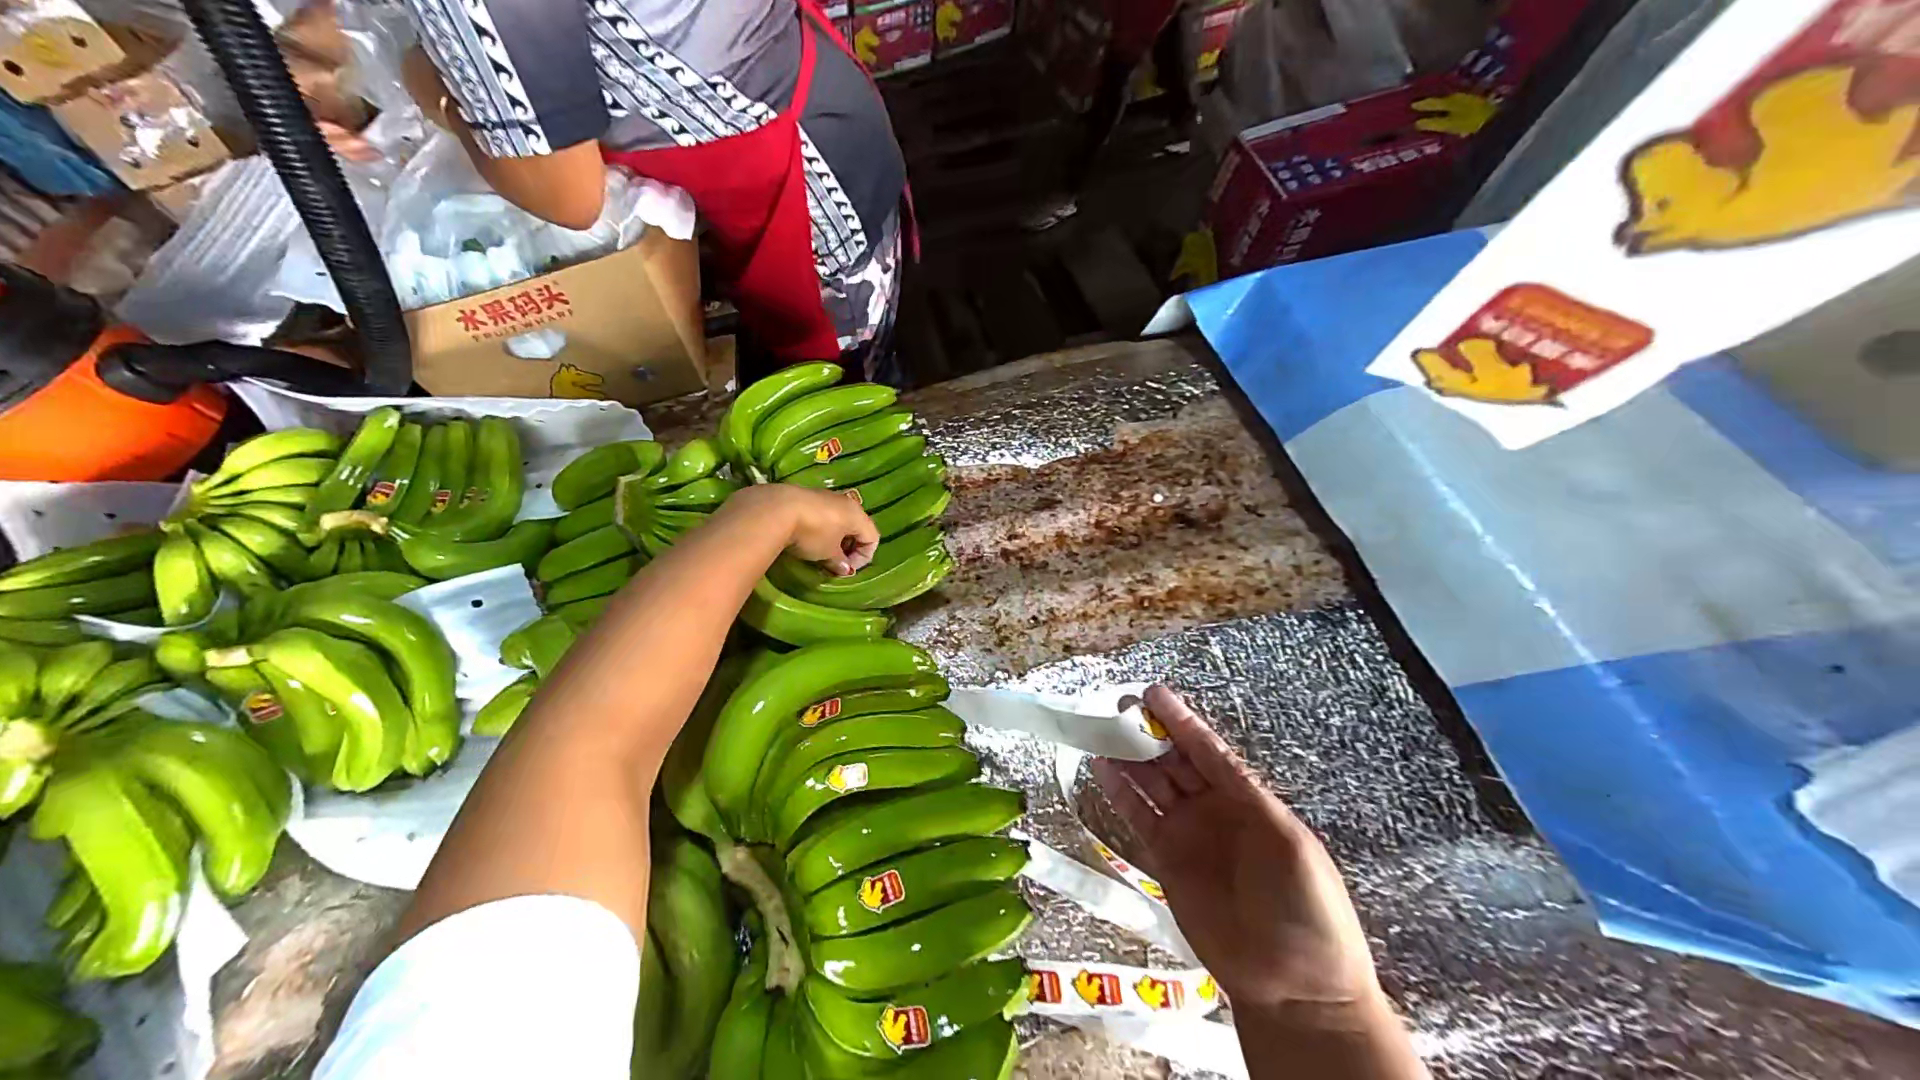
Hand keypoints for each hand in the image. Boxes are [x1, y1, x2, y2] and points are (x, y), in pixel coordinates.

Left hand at [729, 485, 877, 576]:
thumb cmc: (812, 534)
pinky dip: (821, 528)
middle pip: (857, 527)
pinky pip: (822, 514)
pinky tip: (806, 539)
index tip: (846, 570)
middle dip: (849, 548)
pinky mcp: (807, 495)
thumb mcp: (827, 553)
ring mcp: (826, 496)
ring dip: (834, 538)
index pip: (872, 538)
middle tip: (836, 563)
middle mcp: (845, 502)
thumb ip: (839, 561)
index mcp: (857, 515)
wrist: (776, 510)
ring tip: (820, 552)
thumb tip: (844, 568)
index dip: (863, 558)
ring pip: (839, 520)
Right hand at [1092, 686, 1381, 1012]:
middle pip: (1176, 761)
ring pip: (1153, 784)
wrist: (1295, 985)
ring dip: (1129, 758)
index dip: (1181, 721)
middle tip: (1118, 707)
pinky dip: (1120, 793)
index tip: (1153, 693)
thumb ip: (1247, 797)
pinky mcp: (1166, 859)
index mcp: (1249, 799)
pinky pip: (1139, 817)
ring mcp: (1189, 833)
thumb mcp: (1289, 845)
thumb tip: (1216, 758)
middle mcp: (1215, 808)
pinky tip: (1102, 769)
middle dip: (1149, 733)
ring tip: (1102, 730)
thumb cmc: (1307, 910)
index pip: (1208, 750)